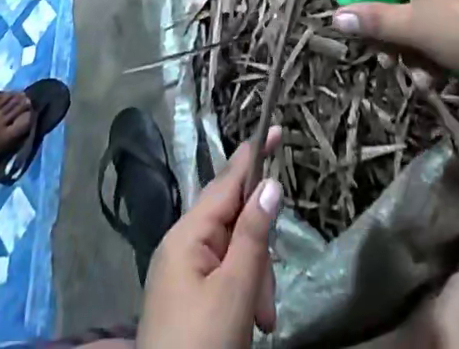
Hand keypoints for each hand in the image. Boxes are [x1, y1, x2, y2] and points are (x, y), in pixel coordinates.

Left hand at [136, 127, 285, 348]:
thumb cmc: (202, 343)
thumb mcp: (235, 290)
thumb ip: (254, 235)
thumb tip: (268, 184)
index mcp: (186, 234)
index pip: (226, 182)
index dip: (253, 156)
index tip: (276, 129)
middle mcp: (182, 244)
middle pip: (235, 221)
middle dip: (260, 252)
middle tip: (266, 298)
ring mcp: (184, 271)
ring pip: (236, 252)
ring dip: (257, 280)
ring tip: (260, 320)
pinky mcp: (189, 295)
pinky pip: (226, 275)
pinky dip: (245, 294)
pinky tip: (252, 323)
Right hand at [312, 0, 458, 76]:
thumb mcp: (415, 28)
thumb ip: (373, 20)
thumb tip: (337, 14)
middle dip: (372, 17)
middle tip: (366, 43)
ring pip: (405, 10)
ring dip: (400, 41)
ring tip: (411, 73)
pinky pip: (427, 22)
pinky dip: (422, 46)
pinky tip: (431, 76)